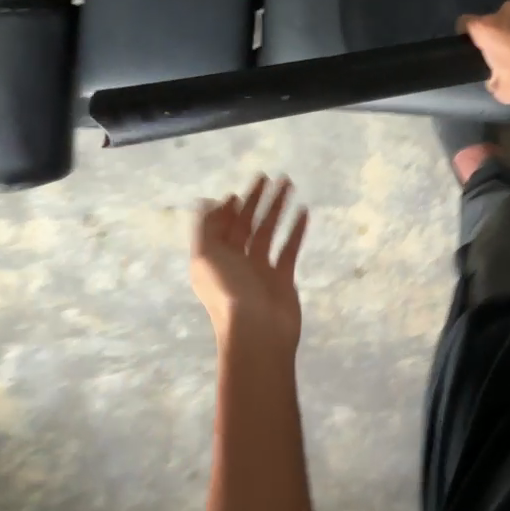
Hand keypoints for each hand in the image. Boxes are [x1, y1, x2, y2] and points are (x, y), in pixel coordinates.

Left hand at [191, 175, 308, 351]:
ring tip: (289, 186)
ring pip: (268, 232)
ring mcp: (259, 271)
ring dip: (277, 209)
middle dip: (256, 201)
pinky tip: (303, 212)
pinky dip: (295, 230)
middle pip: (245, 225)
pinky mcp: (282, 278)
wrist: (257, 332)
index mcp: (213, 259)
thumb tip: (205, 201)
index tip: (240, 190)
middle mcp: (234, 262)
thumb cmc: (228, 293)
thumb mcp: (206, 258)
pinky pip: (288, 248)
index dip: (228, 208)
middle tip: (269, 178)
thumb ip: (206, 229)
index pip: (220, 226)